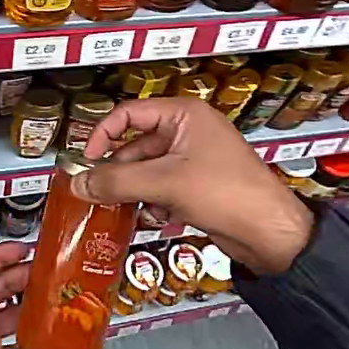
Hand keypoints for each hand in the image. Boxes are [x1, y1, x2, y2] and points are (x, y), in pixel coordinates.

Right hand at [75, 97, 312, 276]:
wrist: (271, 235)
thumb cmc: (227, 194)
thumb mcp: (164, 183)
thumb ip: (115, 182)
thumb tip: (77, 184)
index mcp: (183, 115)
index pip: (129, 113)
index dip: (104, 134)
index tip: (88, 159)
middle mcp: (187, 132)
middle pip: (134, 145)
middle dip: (119, 171)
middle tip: (100, 192)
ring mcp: (192, 159)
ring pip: (145, 170)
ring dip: (135, 190)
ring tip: (134, 207)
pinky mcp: (196, 185)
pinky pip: (159, 187)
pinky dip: (152, 202)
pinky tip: (158, 216)